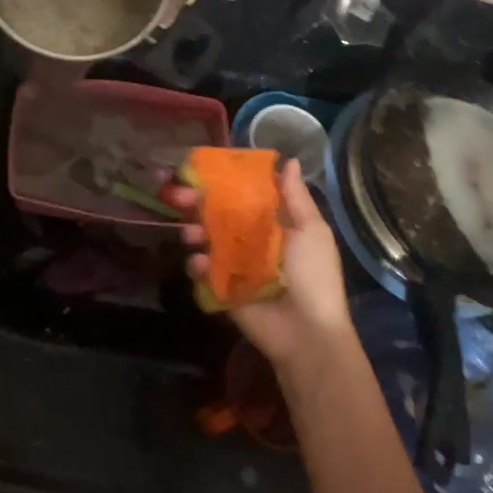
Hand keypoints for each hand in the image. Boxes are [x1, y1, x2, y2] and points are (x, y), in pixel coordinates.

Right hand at [172, 158, 352, 368]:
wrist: (307, 332)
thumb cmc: (314, 275)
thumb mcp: (311, 230)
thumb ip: (296, 197)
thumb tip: (288, 160)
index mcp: (272, 223)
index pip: (242, 194)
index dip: (222, 181)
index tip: (201, 168)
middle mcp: (250, 240)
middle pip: (216, 214)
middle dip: (195, 203)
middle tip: (178, 196)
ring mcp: (233, 265)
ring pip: (204, 239)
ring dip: (193, 231)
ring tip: (190, 234)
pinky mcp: (221, 289)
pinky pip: (201, 271)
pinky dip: (196, 264)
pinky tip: (198, 262)